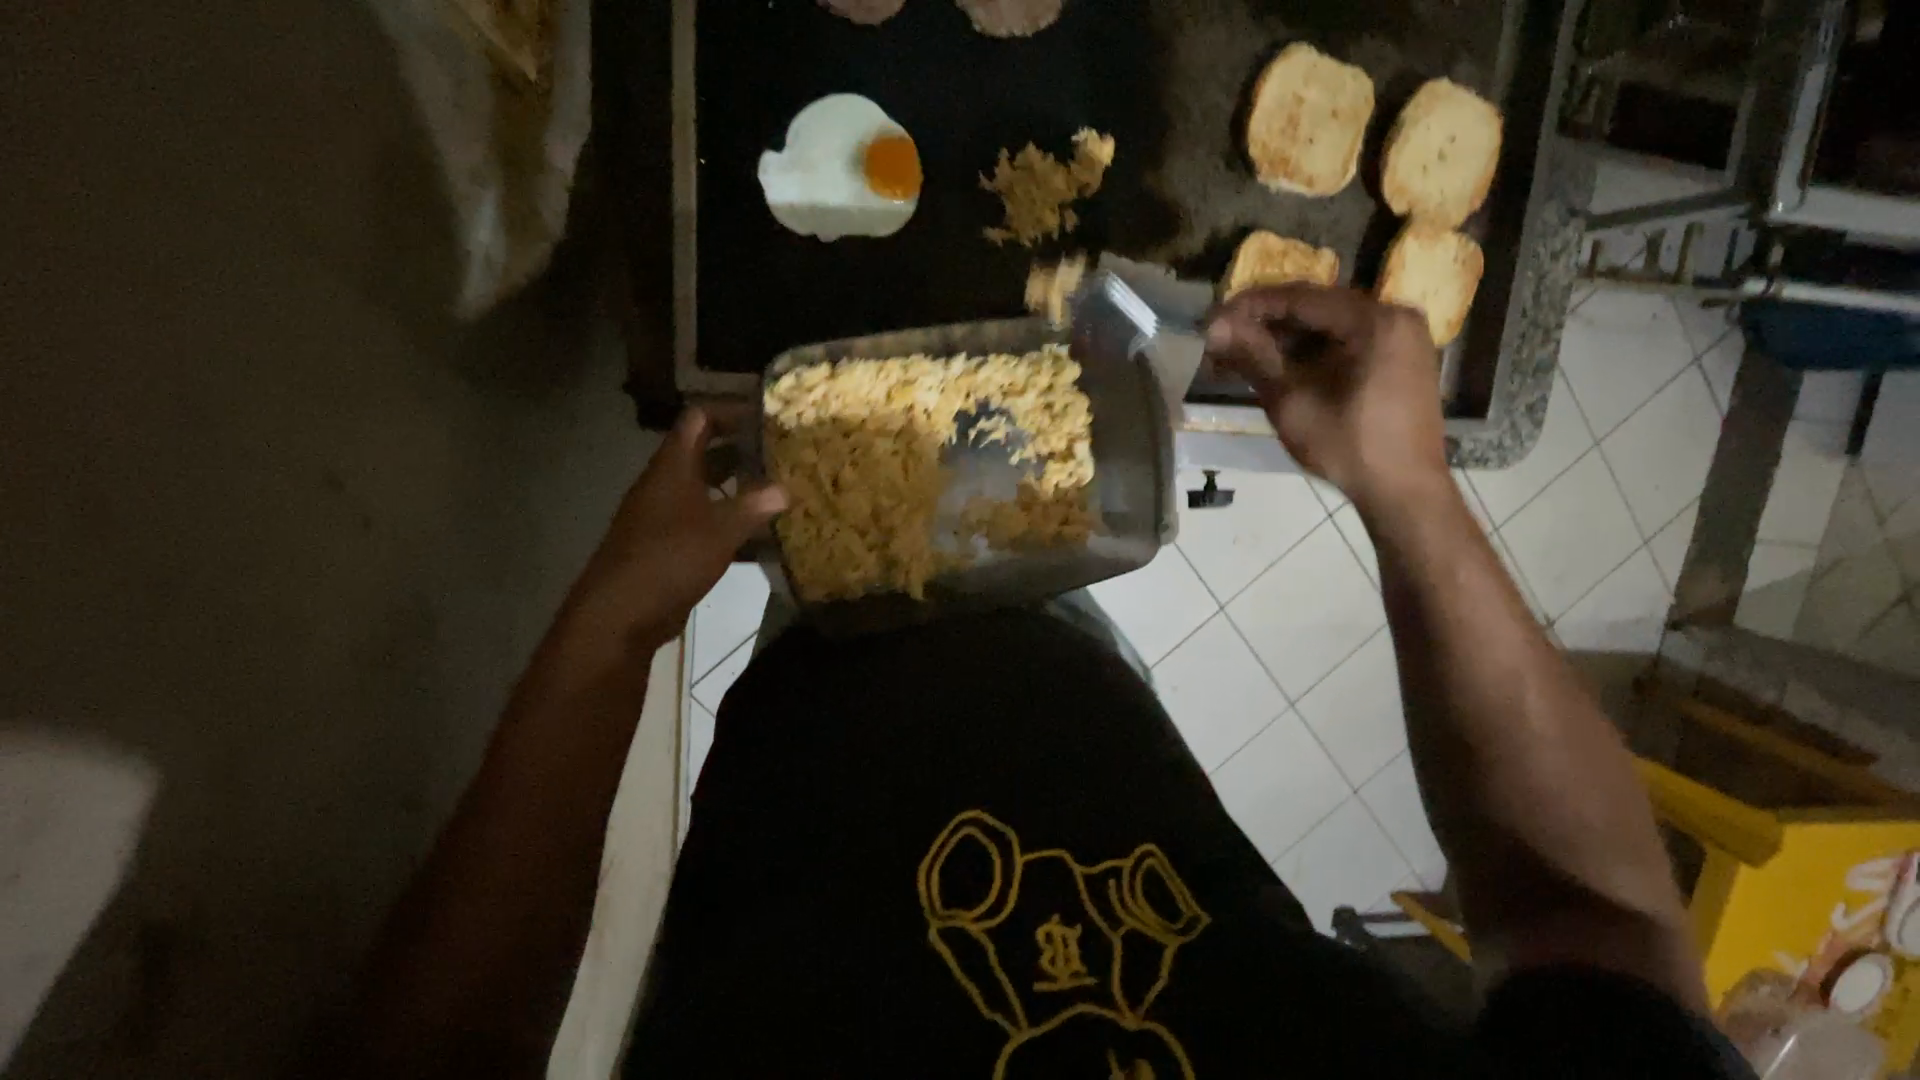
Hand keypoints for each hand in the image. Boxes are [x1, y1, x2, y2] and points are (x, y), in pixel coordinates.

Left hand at [561, 407, 786, 649]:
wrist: (620, 613)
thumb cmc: (670, 559)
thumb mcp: (720, 530)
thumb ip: (754, 506)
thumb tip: (786, 488)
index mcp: (673, 467)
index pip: (699, 419)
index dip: (731, 412)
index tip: (766, 417)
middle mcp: (665, 484)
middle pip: (703, 454)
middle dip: (742, 452)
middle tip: (782, 454)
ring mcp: (663, 517)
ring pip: (705, 491)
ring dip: (737, 490)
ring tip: (779, 492)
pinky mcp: (667, 547)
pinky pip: (703, 524)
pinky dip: (728, 525)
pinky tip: (759, 538)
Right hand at [1202, 285, 1448, 511]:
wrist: (1404, 491)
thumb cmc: (1348, 446)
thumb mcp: (1292, 401)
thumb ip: (1253, 357)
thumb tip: (1213, 327)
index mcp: (1374, 319)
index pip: (1299, 297)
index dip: (1249, 307)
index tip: (1212, 321)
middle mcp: (1394, 315)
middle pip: (1316, 308)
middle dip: (1265, 323)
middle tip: (1223, 341)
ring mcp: (1402, 337)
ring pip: (1329, 326)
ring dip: (1285, 339)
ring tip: (1243, 357)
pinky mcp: (1400, 359)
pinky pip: (1347, 342)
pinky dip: (1312, 352)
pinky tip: (1280, 368)